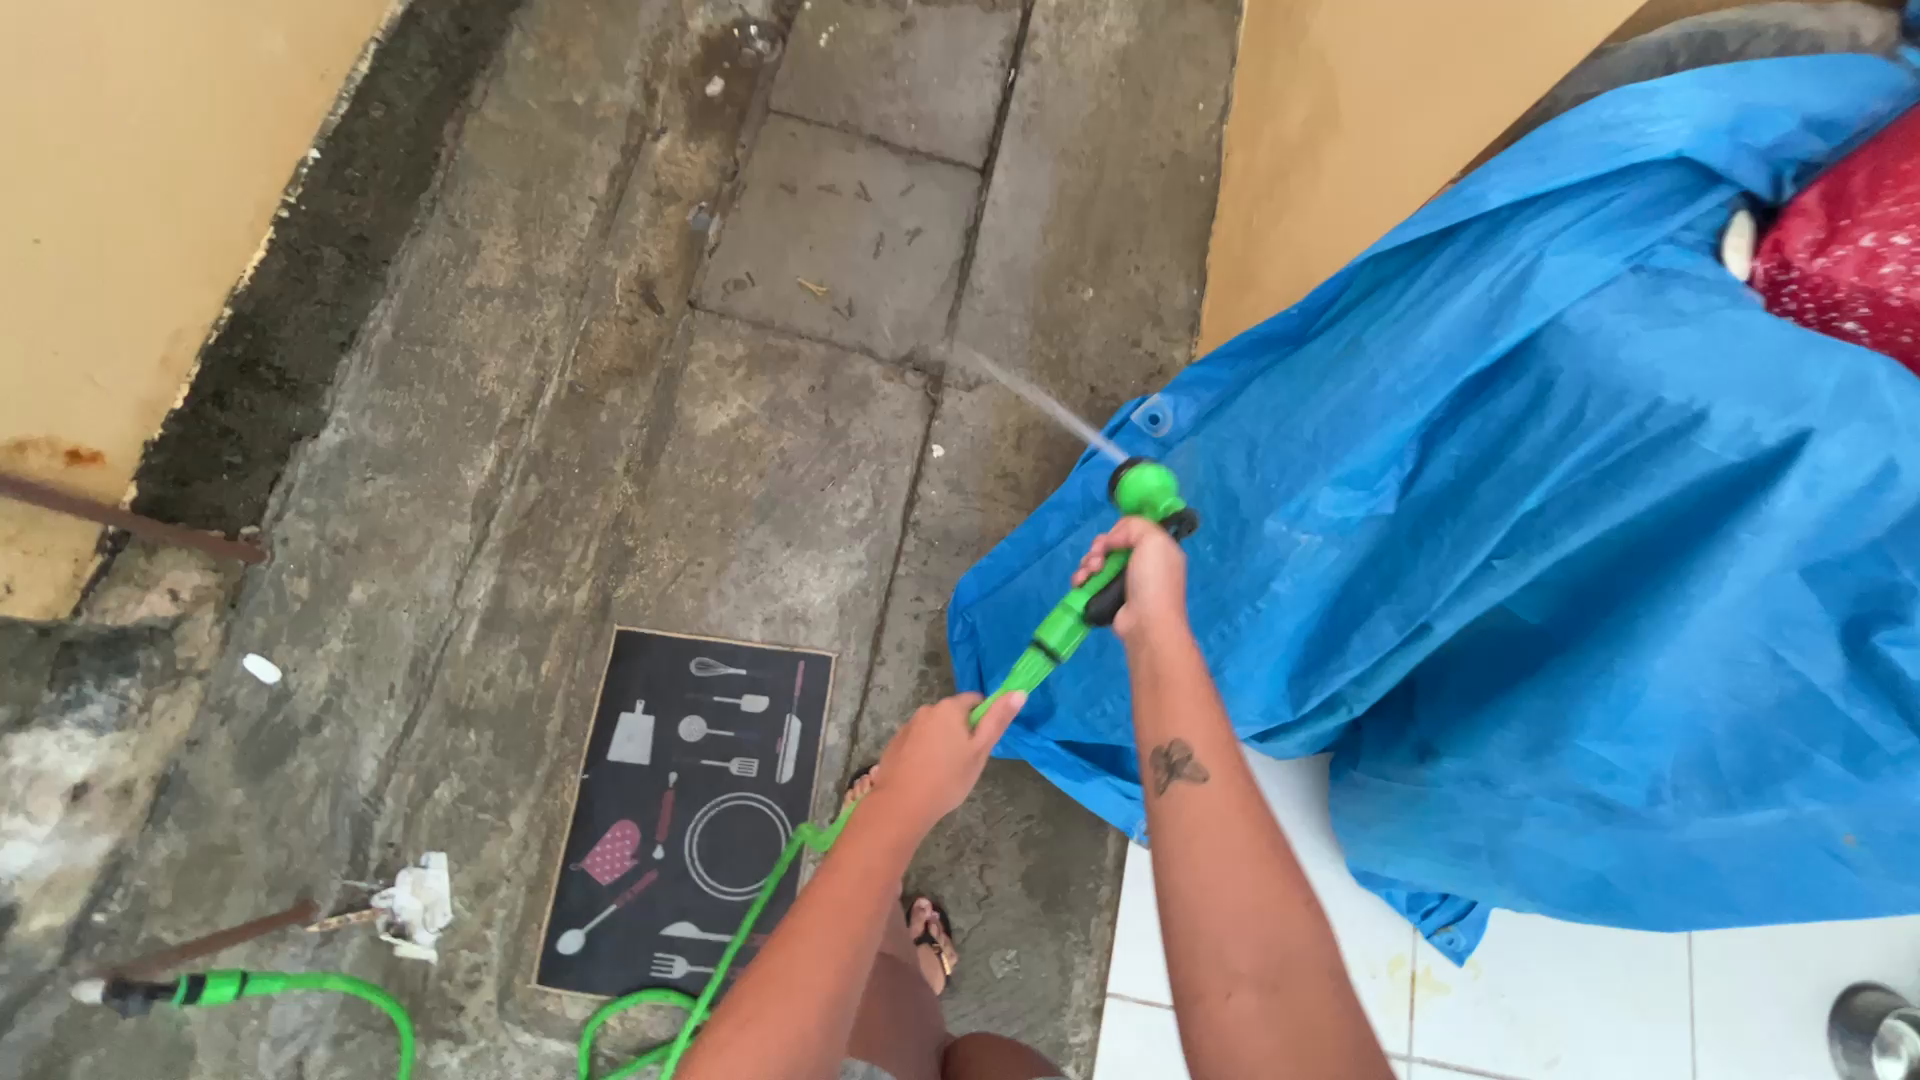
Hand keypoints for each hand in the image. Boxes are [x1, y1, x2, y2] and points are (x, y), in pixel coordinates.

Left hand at [868, 691, 1025, 833]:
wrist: (902, 804)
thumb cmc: (948, 778)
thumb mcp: (980, 750)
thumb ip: (998, 720)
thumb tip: (1019, 692)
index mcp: (949, 708)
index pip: (975, 700)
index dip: (984, 719)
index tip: (982, 744)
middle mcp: (927, 710)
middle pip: (953, 714)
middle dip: (962, 732)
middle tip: (966, 762)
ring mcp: (908, 726)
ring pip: (935, 728)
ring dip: (943, 741)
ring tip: (945, 772)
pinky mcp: (895, 743)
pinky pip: (918, 741)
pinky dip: (925, 751)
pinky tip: (925, 774)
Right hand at [1071, 516, 1188, 642]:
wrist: (1146, 623)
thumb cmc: (1153, 580)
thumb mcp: (1153, 541)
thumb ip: (1134, 526)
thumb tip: (1112, 539)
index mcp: (1157, 549)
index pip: (1131, 530)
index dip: (1117, 531)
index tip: (1111, 541)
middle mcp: (1142, 564)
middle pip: (1110, 546)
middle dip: (1098, 549)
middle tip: (1098, 559)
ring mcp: (1125, 582)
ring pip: (1097, 562)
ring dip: (1087, 564)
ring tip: (1088, 574)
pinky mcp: (1109, 597)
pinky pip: (1091, 580)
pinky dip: (1082, 579)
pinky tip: (1080, 583)